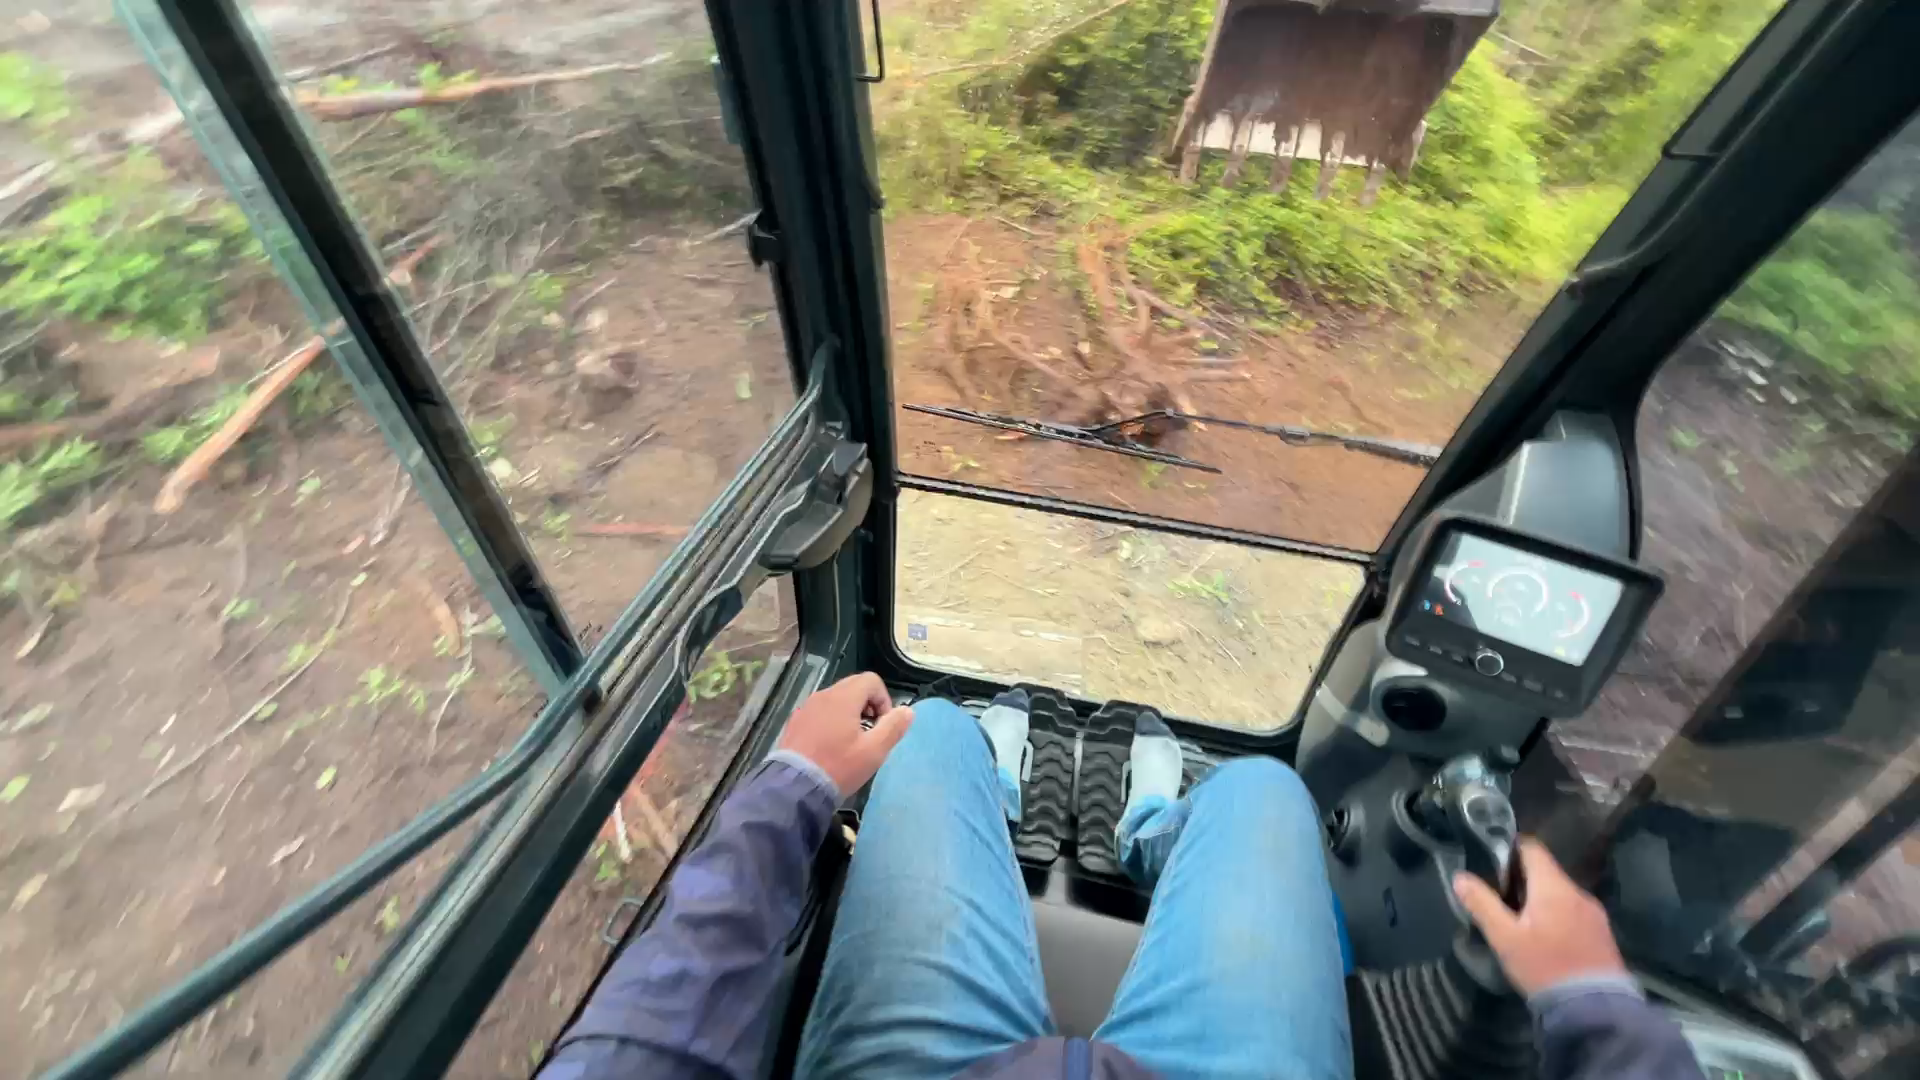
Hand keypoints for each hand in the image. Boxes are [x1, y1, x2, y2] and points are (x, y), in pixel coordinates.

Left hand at [776, 673, 912, 796]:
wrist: (794, 787)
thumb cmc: (838, 767)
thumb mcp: (873, 751)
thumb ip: (893, 727)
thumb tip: (907, 711)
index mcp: (844, 698)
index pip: (871, 680)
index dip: (883, 699)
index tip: (883, 723)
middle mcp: (824, 695)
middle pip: (853, 686)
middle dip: (868, 704)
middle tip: (870, 732)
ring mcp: (806, 707)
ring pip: (836, 698)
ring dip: (849, 712)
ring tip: (851, 741)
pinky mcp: (795, 721)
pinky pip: (820, 711)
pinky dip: (831, 719)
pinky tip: (830, 745)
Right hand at [1454, 837, 1628, 996]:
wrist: (1598, 1013)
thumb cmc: (1545, 966)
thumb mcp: (1504, 936)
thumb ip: (1480, 902)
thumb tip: (1460, 877)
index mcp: (1554, 887)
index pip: (1532, 848)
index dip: (1508, 847)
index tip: (1488, 857)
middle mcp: (1578, 894)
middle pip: (1545, 871)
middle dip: (1520, 876)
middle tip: (1496, 891)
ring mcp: (1595, 916)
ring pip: (1559, 893)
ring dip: (1538, 897)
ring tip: (1517, 916)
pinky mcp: (1604, 937)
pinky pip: (1573, 911)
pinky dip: (1555, 913)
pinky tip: (1543, 934)